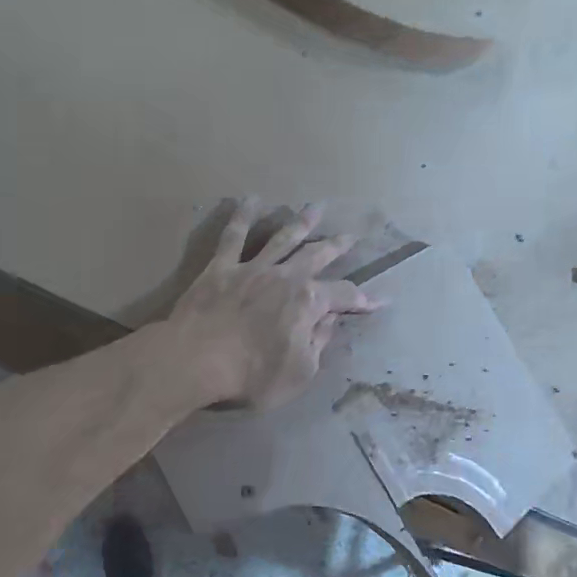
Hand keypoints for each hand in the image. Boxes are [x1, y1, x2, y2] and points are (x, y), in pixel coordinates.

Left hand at [162, 199, 381, 410]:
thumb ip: (317, 344)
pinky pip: (233, 237)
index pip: (345, 297)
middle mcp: (285, 277)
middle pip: (317, 256)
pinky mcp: (220, 268)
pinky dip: (242, 217)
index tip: (382, 300)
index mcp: (308, 303)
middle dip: (337, 246)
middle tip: (351, 235)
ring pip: (282, 238)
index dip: (365, 300)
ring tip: (315, 208)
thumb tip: (327, 323)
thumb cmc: (251, 376)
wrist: (194, 361)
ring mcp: (251, 269)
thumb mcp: (300, 373)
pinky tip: (251, 200)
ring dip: (300, 222)